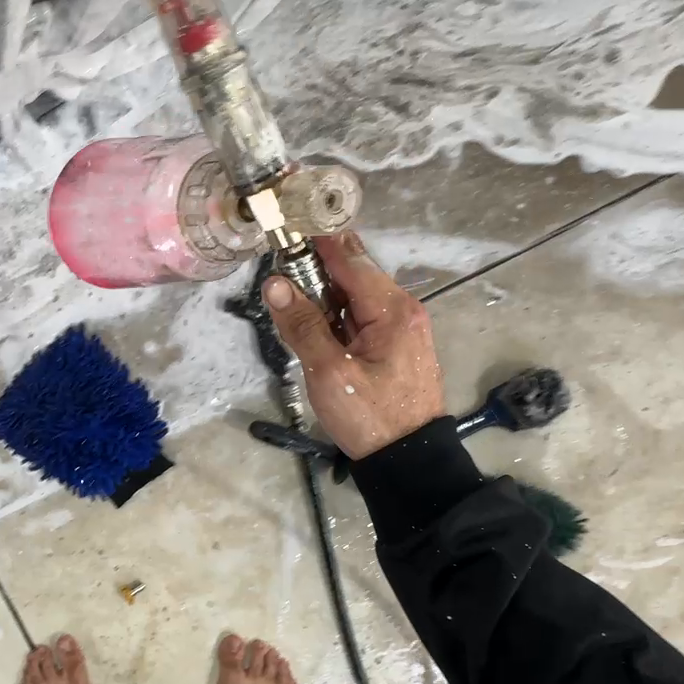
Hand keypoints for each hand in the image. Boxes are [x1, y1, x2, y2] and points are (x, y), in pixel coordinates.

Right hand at [262, 232, 444, 460]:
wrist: (408, 459)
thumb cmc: (369, 415)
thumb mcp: (329, 372)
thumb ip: (302, 325)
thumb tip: (275, 284)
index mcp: (392, 310)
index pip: (350, 260)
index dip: (317, 241)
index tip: (288, 224)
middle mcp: (402, 310)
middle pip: (355, 272)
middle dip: (317, 263)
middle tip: (280, 256)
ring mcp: (401, 328)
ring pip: (355, 294)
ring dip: (323, 289)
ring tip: (287, 288)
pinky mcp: (394, 346)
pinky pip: (360, 315)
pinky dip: (334, 310)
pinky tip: (311, 317)